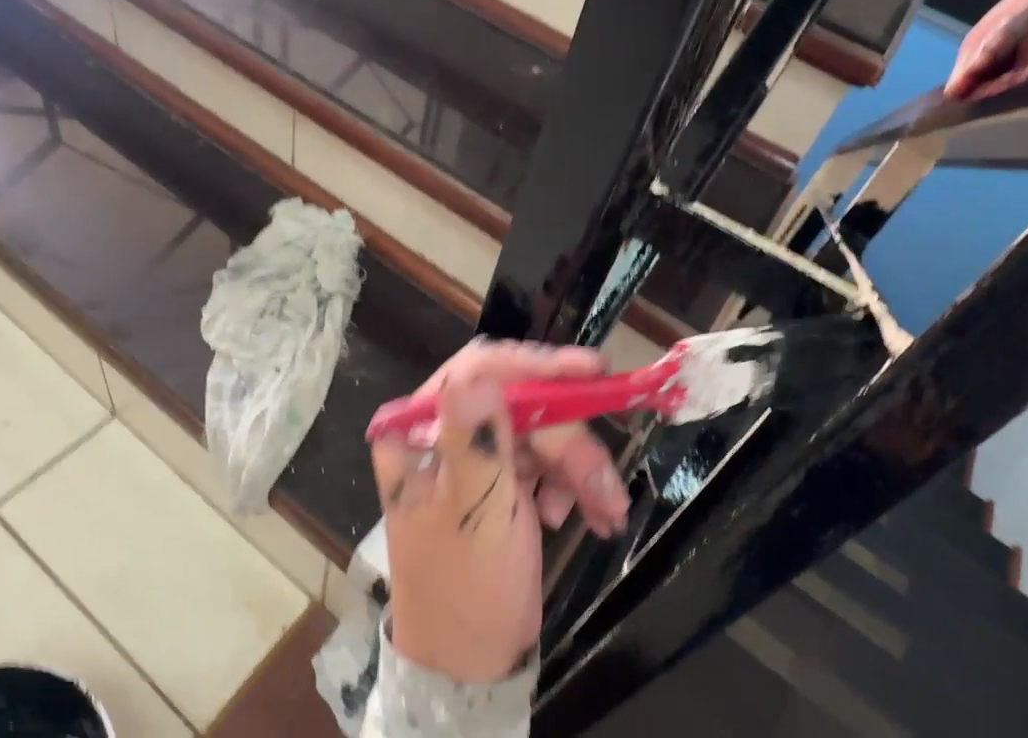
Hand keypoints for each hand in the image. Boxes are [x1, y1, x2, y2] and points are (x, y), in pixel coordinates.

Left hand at [369, 340, 630, 683]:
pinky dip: (574, 487)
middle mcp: (445, 433)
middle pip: (523, 405)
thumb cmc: (464, 589)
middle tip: (607, 490)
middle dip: (571, 446)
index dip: (537, 365)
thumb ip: (475, 442)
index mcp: (419, 432)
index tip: (591, 371)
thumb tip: (475, 375)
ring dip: (582, 472)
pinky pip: (548, 463)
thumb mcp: (474, 515)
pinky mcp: (501, 481)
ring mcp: (475, 457)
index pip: (480, 371)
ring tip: (607, 513)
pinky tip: (588, 519)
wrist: (468, 663)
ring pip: (544, 434)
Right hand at [945, 0, 1027, 97]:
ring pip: (1002, 23)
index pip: (1014, 19)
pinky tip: (986, 78)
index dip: (984, 54)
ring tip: (963, 90)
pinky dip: (997, 54)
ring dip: (981, 57)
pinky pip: (1017, 27)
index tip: (961, 89)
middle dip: (973, 57)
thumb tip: (1014, 83)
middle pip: (999, 18)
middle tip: (954, 95)